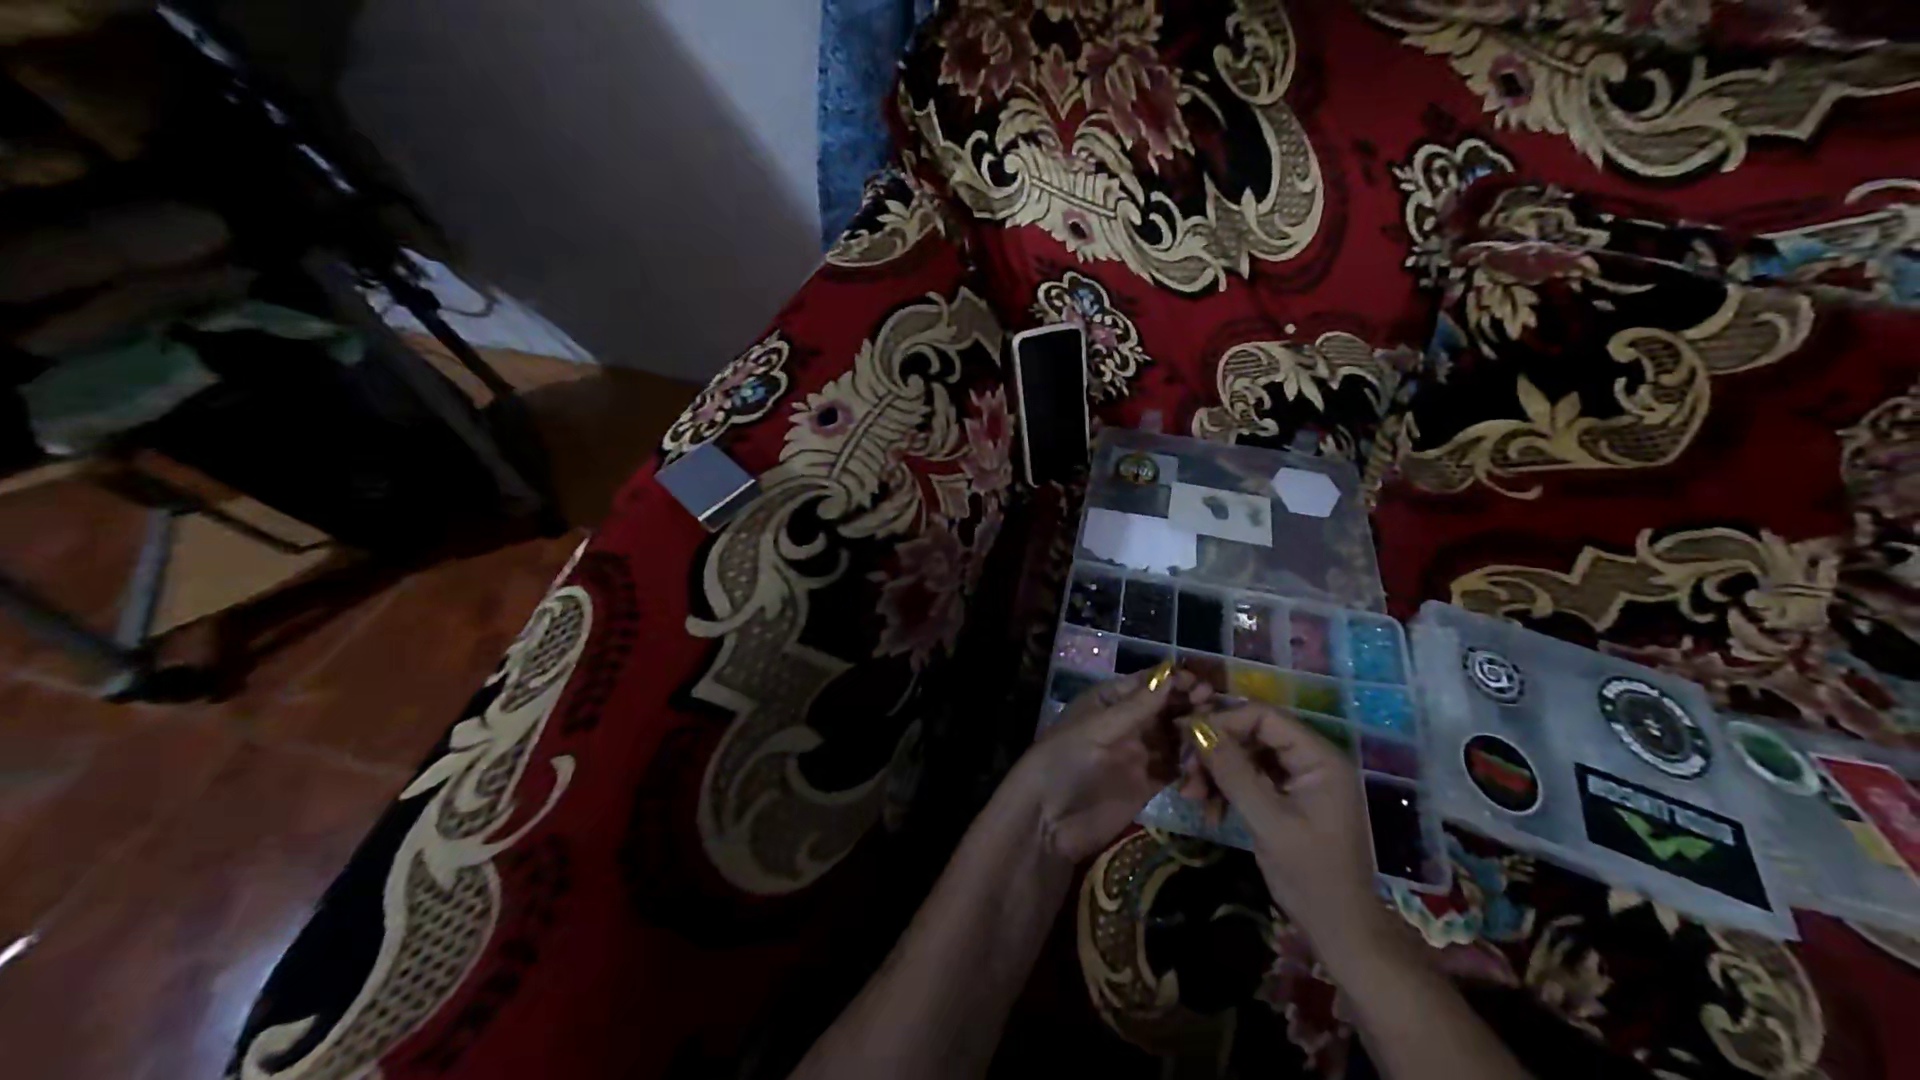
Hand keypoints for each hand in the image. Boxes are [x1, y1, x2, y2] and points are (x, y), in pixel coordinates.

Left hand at [1011, 663, 1211, 862]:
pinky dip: (1192, 766)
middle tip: (1215, 711)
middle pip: (1167, 709)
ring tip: (1214, 739)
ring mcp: (1138, 753)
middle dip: (1190, 707)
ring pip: (1176, 737)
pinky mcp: (1148, 783)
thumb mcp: (1097, 729)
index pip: (1148, 684)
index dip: (1175, 682)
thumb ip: (1136, 706)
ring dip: (1195, 736)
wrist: (1047, 821)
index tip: (1201, 685)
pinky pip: (1177, 767)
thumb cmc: (1064, 762)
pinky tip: (1205, 766)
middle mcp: (1127, 723)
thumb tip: (1172, 675)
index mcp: (1108, 701)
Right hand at [1178, 704, 1388, 962]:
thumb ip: (1234, 773)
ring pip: (1246, 757)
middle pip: (1252, 735)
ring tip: (1192, 796)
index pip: (1265, 717)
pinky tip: (1210, 811)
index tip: (1189, 738)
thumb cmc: (1311, 874)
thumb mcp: (1268, 821)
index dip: (1224, 722)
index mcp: (1319, 758)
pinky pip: (1250, 779)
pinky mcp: (1287, 798)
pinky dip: (1227, 790)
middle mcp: (1311, 760)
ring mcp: (1299, 779)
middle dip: (1215, 752)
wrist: (1339, 928)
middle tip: (1186, 774)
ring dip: (1216, 773)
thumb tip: (1199, 731)